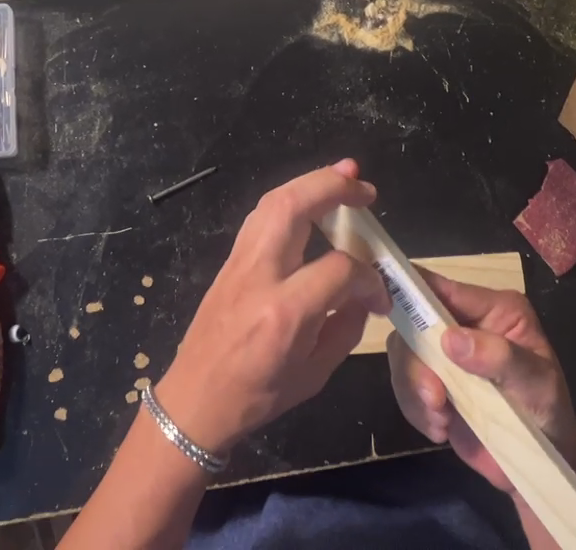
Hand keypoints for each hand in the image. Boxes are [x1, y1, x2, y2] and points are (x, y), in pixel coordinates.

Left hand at [151, 160, 390, 452]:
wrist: (194, 400)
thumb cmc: (257, 397)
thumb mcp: (315, 374)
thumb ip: (346, 327)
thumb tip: (365, 293)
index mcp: (284, 312)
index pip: (339, 268)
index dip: (369, 277)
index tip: (380, 294)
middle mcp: (259, 275)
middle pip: (293, 206)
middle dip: (332, 186)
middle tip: (364, 186)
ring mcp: (238, 262)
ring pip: (273, 201)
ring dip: (310, 183)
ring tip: (343, 176)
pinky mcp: (229, 260)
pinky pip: (261, 216)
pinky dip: (290, 201)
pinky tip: (310, 202)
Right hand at [387, 273, 575, 493]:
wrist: (545, 459)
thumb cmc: (549, 410)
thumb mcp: (538, 382)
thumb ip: (501, 357)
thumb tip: (451, 339)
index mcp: (489, 307)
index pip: (441, 287)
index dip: (411, 291)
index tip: (389, 307)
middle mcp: (460, 321)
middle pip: (412, 321)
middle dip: (416, 363)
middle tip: (435, 399)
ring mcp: (442, 352)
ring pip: (402, 354)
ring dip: (414, 390)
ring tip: (442, 420)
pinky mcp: (431, 382)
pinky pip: (404, 386)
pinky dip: (415, 409)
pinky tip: (441, 428)